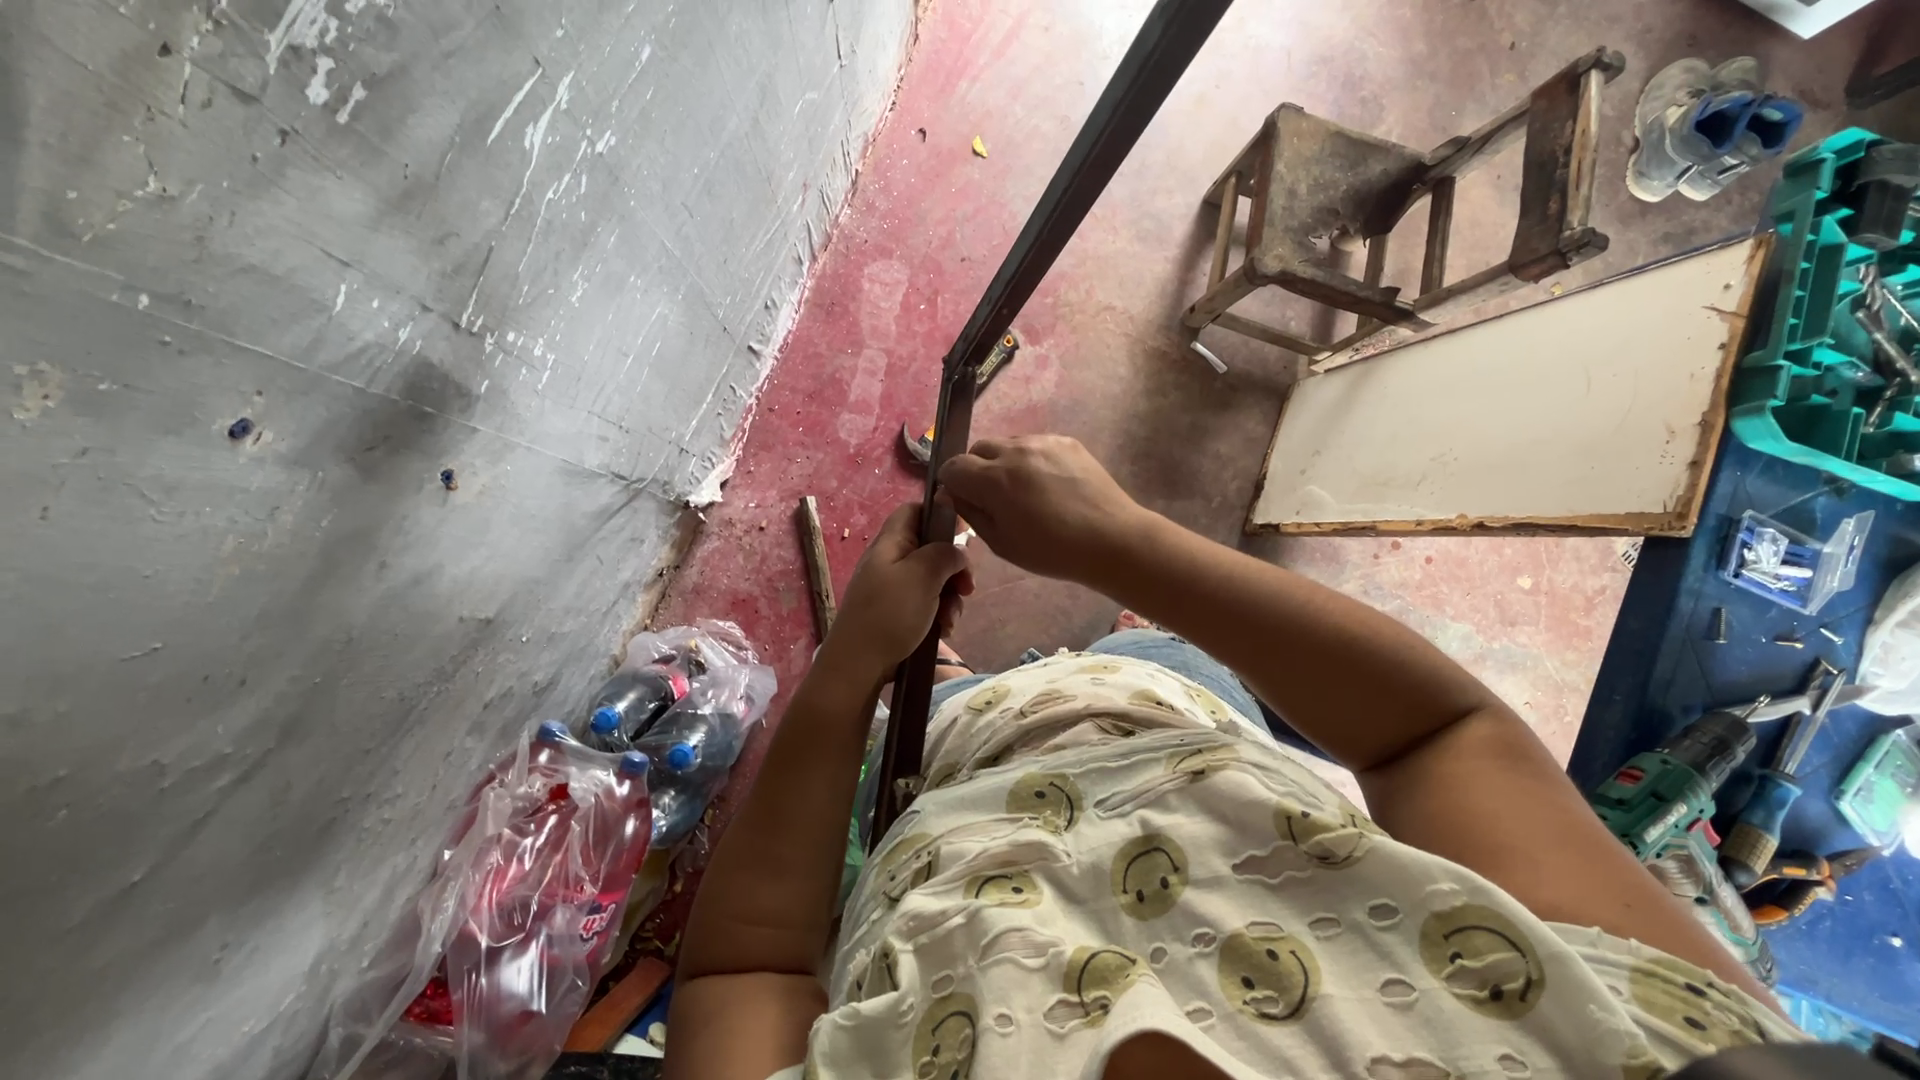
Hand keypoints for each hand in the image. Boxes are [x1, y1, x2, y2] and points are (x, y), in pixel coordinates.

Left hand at [825, 503, 972, 679]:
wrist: (860, 665)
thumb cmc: (890, 613)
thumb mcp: (923, 575)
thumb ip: (945, 553)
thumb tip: (957, 550)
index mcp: (890, 543)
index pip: (913, 511)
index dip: (939, 514)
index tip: (964, 532)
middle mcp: (890, 562)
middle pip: (930, 549)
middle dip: (953, 568)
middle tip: (966, 588)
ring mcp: (892, 589)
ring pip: (933, 581)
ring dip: (949, 597)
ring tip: (950, 619)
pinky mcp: (897, 614)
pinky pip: (926, 605)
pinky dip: (938, 615)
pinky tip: (942, 631)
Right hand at [939, 435, 1149, 583]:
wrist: (1111, 540)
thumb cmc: (1052, 551)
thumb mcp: (1001, 543)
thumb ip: (970, 513)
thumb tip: (950, 493)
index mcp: (994, 479)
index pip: (953, 466)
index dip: (951, 483)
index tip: (961, 499)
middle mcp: (1015, 451)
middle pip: (978, 450)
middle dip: (976, 470)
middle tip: (992, 498)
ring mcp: (1043, 442)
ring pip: (1007, 445)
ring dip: (1004, 463)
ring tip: (1024, 492)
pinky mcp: (1066, 441)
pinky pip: (1034, 445)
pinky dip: (1031, 461)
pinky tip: (1048, 486)